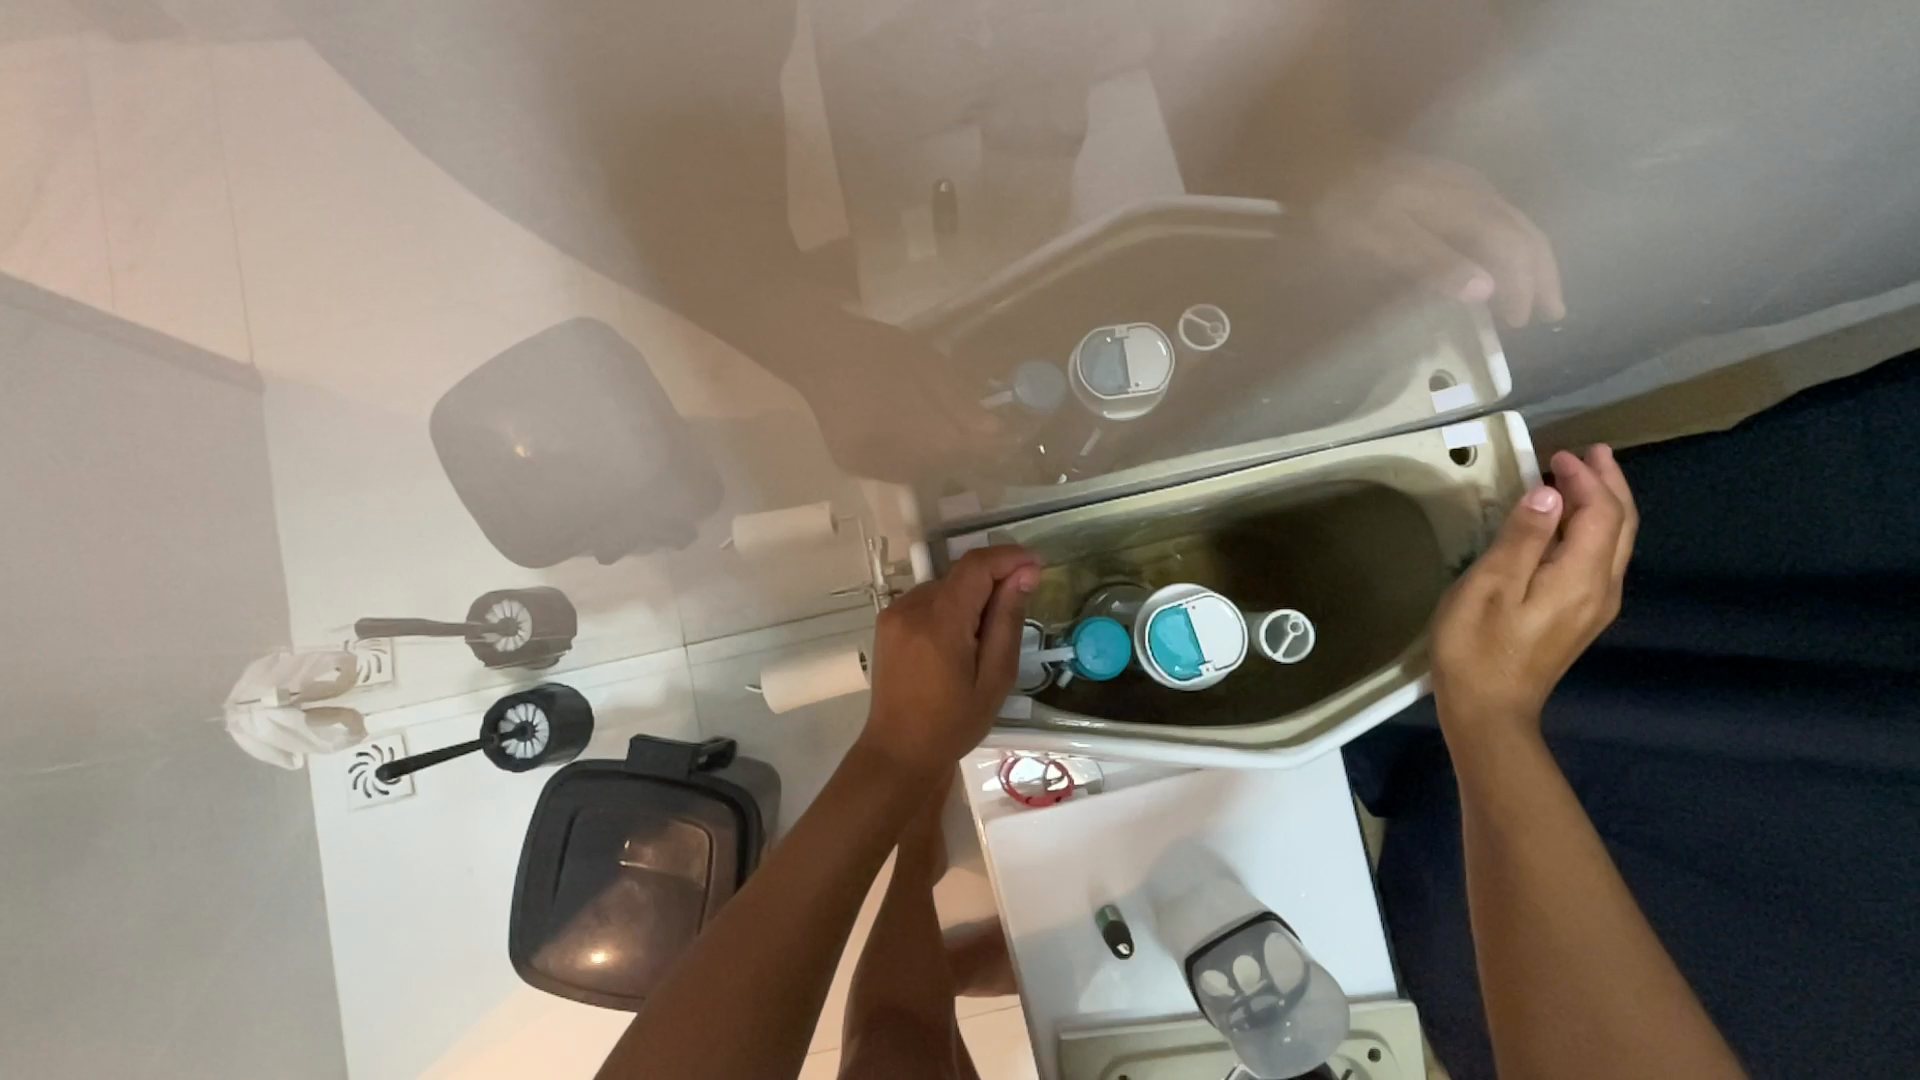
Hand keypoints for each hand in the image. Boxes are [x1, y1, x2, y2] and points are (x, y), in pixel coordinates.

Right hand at [790, 315, 1007, 484]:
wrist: (817, 354)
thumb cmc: (876, 350)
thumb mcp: (926, 364)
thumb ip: (959, 403)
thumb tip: (994, 433)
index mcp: (899, 424)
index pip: (955, 448)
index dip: (985, 447)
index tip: (1007, 441)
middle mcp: (880, 455)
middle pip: (938, 465)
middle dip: (963, 452)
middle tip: (981, 436)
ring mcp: (864, 465)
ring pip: (919, 473)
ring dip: (941, 459)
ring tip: (949, 435)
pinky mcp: (853, 468)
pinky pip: (897, 472)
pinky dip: (916, 461)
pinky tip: (919, 440)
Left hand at [859, 545, 1041, 774]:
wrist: (900, 750)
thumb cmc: (954, 723)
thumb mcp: (995, 676)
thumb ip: (1007, 620)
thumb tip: (1024, 574)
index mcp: (939, 623)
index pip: (976, 566)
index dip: (1009, 557)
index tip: (1036, 565)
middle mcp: (911, 608)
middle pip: (961, 575)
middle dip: (993, 584)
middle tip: (1014, 617)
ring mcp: (894, 613)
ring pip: (945, 586)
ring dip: (970, 598)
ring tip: (981, 643)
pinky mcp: (887, 621)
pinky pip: (928, 600)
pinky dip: (949, 609)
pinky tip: (957, 644)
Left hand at [1312, 144, 1564, 327]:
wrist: (1320, 156)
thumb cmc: (1342, 206)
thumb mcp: (1377, 240)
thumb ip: (1431, 261)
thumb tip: (1486, 289)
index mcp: (1463, 205)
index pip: (1511, 249)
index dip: (1520, 287)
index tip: (1517, 324)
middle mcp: (1475, 190)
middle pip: (1524, 232)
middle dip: (1541, 274)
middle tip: (1550, 314)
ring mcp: (1463, 183)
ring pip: (1516, 222)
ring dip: (1530, 260)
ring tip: (1534, 294)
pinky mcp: (1448, 184)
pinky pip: (1496, 216)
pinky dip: (1508, 244)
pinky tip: (1500, 262)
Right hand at [1429, 446, 1636, 745]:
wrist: (1489, 709)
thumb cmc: (1476, 646)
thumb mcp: (1488, 587)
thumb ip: (1522, 539)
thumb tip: (1548, 494)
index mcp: (1581, 576)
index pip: (1600, 513)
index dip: (1584, 479)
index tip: (1555, 454)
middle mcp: (1602, 588)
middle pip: (1621, 525)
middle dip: (1608, 485)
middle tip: (1588, 453)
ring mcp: (1595, 606)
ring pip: (1616, 543)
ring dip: (1604, 505)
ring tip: (1584, 480)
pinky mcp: (1580, 617)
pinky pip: (1601, 560)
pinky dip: (1593, 530)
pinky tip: (1571, 526)